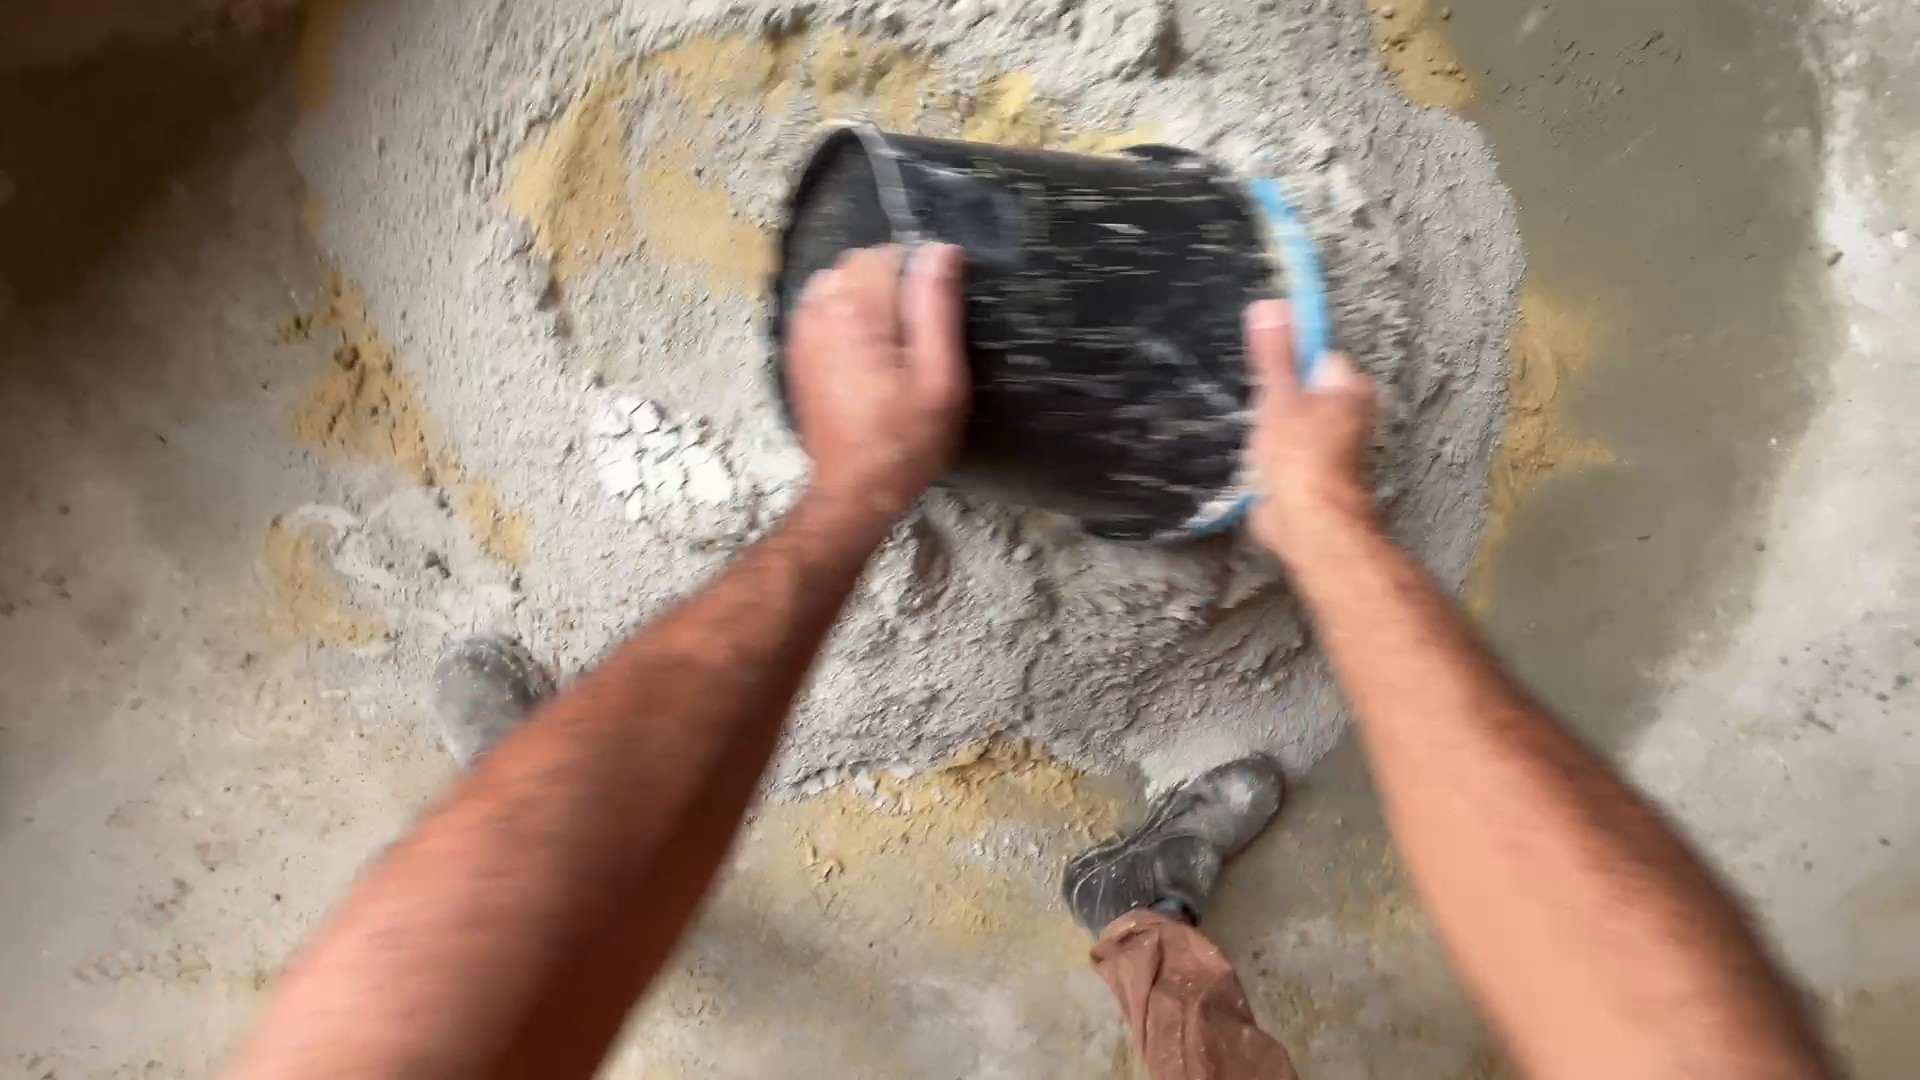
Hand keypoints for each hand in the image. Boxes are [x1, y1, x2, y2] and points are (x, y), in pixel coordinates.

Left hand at [785, 244, 970, 521]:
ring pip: (838, 284)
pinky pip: (822, 311)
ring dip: (867, 302)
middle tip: (915, 339)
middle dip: (891, 287)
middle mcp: (819, 311)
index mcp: (856, 310)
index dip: (920, 278)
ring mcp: (802, 332)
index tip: (934, 320)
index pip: (890, 253)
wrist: (854, 489)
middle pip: (860, 264)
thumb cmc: (904, 442)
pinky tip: (866, 357)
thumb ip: (938, 307)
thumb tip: (941, 250)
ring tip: (891, 348)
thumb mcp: (940, 378)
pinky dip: (845, 320)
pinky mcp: (797, 353)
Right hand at [1243, 299, 1378, 559]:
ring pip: (1286, 422)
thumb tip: (1270, 304)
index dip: (1283, 366)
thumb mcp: (1279, 395)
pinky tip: (1258, 464)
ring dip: (1266, 431)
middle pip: (1296, 390)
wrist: (1306, 522)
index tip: (1264, 382)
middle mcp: (1345, 415)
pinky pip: (1280, 451)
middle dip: (1271, 403)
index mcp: (1347, 389)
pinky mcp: (1308, 471)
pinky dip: (1267, 455)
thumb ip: (1274, 352)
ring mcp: (1327, 445)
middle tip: (1260, 418)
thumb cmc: (1300, 457)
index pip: (1312, 357)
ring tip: (1259, 444)